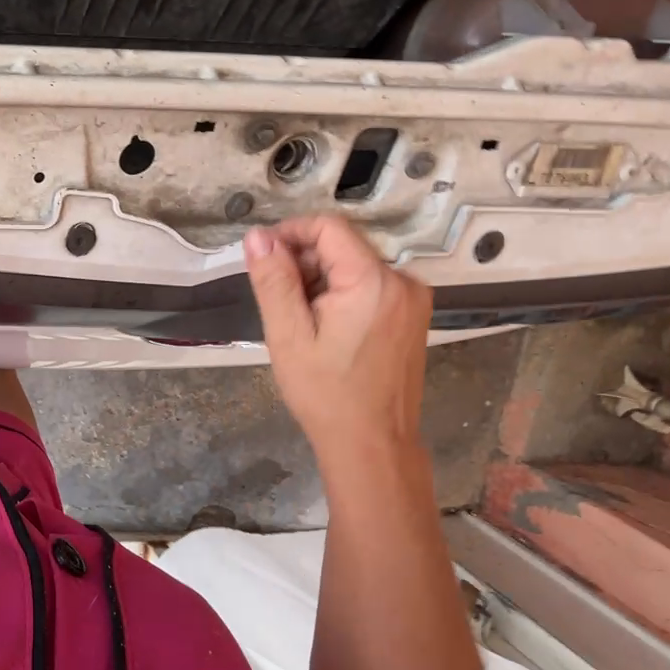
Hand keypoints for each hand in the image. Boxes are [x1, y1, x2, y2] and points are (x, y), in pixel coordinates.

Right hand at [243, 215, 432, 455]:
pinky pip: (368, 285)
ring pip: (353, 265)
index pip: (328, 227)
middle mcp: (403, 281)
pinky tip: (322, 326)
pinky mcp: (411, 315)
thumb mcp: (288, 334)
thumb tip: (257, 236)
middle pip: (342, 245)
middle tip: (277, 300)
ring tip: (298, 319)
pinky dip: (339, 293)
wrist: (372, 441)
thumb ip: (273, 280)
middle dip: (302, 261)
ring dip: (318, 279)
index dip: (289, 233)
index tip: (261, 260)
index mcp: (373, 281)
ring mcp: (412, 299)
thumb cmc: (325, 391)